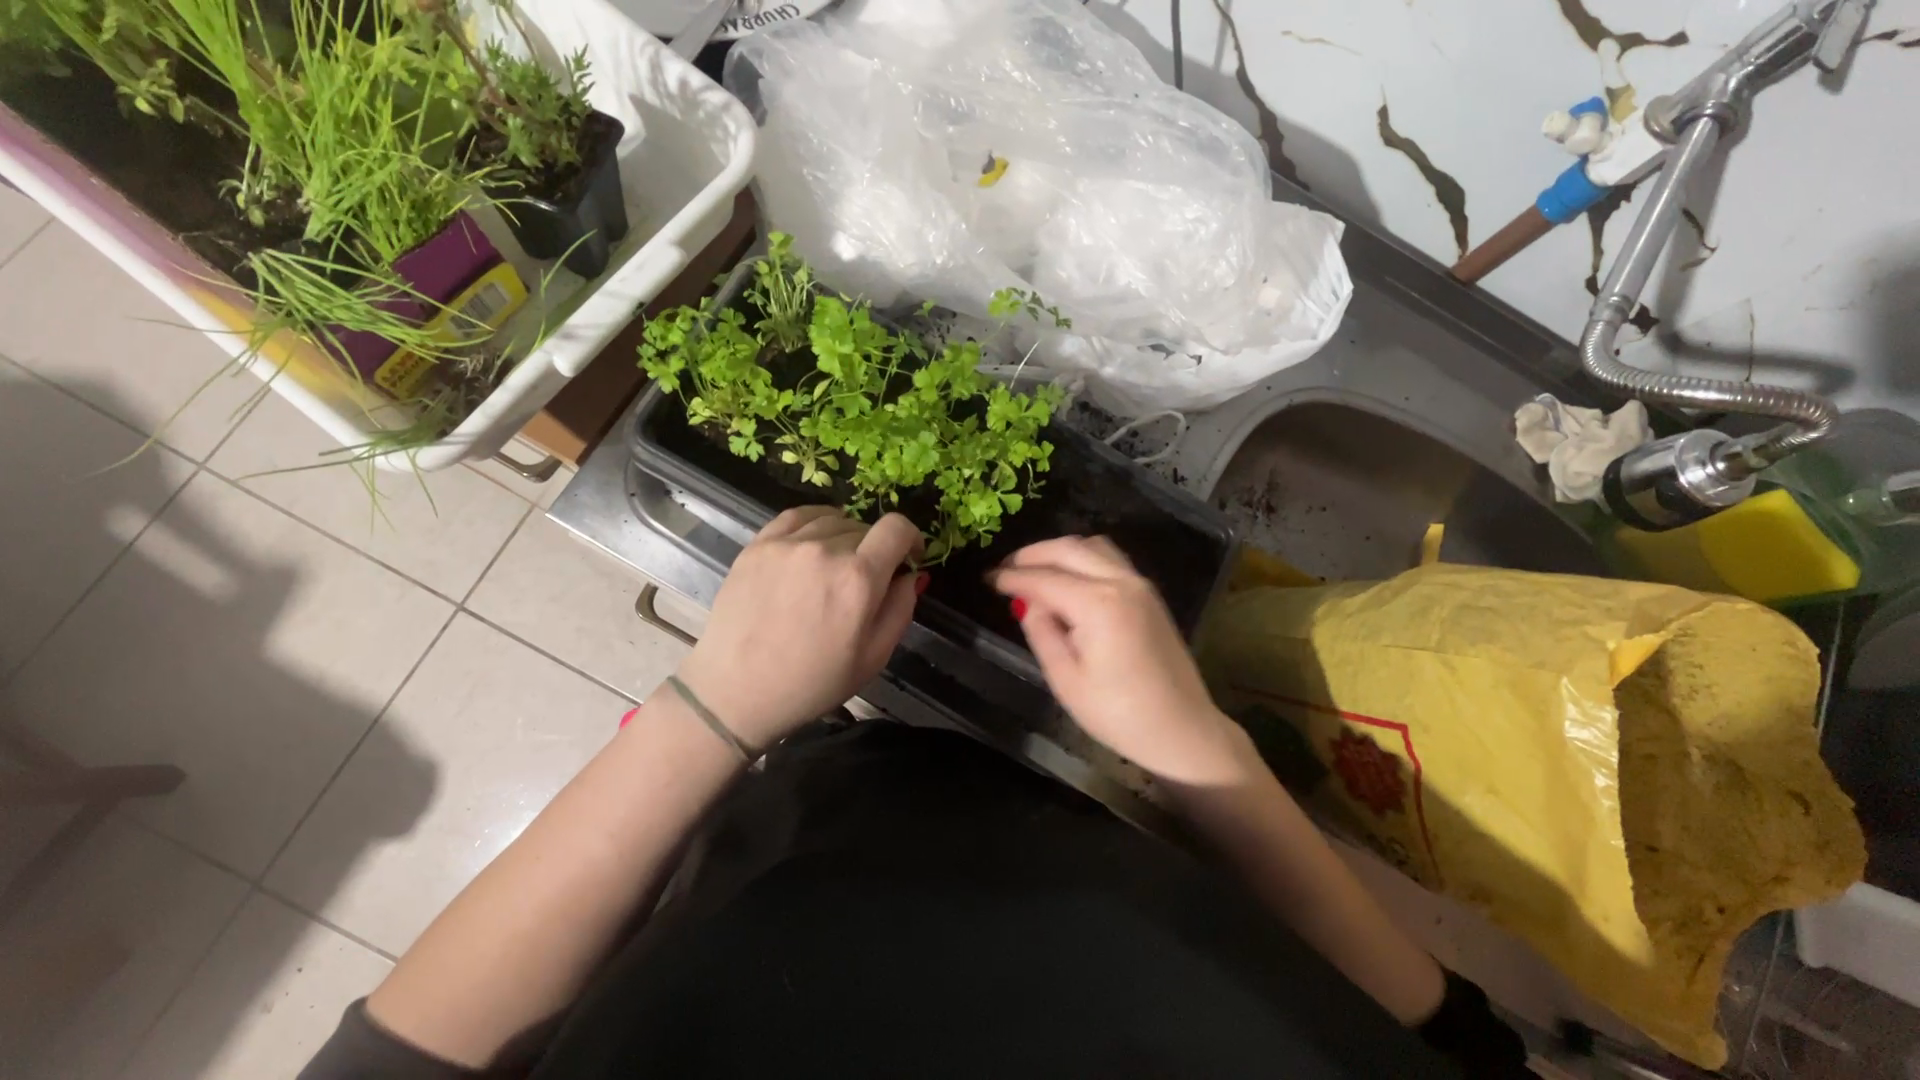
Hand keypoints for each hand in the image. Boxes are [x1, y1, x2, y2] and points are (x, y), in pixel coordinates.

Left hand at [673, 506, 924, 748]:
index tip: (908, 557)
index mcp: (859, 579)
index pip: (897, 529)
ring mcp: (787, 544)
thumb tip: (911, 575)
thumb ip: (901, 609)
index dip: (911, 539)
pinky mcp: (758, 545)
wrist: (736, 692)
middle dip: (875, 550)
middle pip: (865, 528)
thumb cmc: (811, 684)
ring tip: (834, 567)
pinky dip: (815, 523)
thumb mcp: (873, 659)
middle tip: (865, 580)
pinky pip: (797, 517)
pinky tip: (813, 543)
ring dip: (844, 538)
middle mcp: (825, 549)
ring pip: (832, 521)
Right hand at [990, 536, 1253, 784]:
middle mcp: (1121, 582)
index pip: (1044, 579)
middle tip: (1004, 568)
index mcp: (1097, 604)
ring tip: (1034, 571)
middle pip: (1069, 549)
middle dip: (1032, 555)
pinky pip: (1110, 559)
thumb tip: (1027, 602)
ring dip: (1060, 552)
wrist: (1181, 729)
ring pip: (1093, 546)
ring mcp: (1140, 585)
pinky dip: (1083, 558)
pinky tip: (1067, 579)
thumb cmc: (1118, 714)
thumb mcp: (1065, 679)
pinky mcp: (1149, 595)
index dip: (1011, 577)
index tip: (986, 578)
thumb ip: (1041, 632)